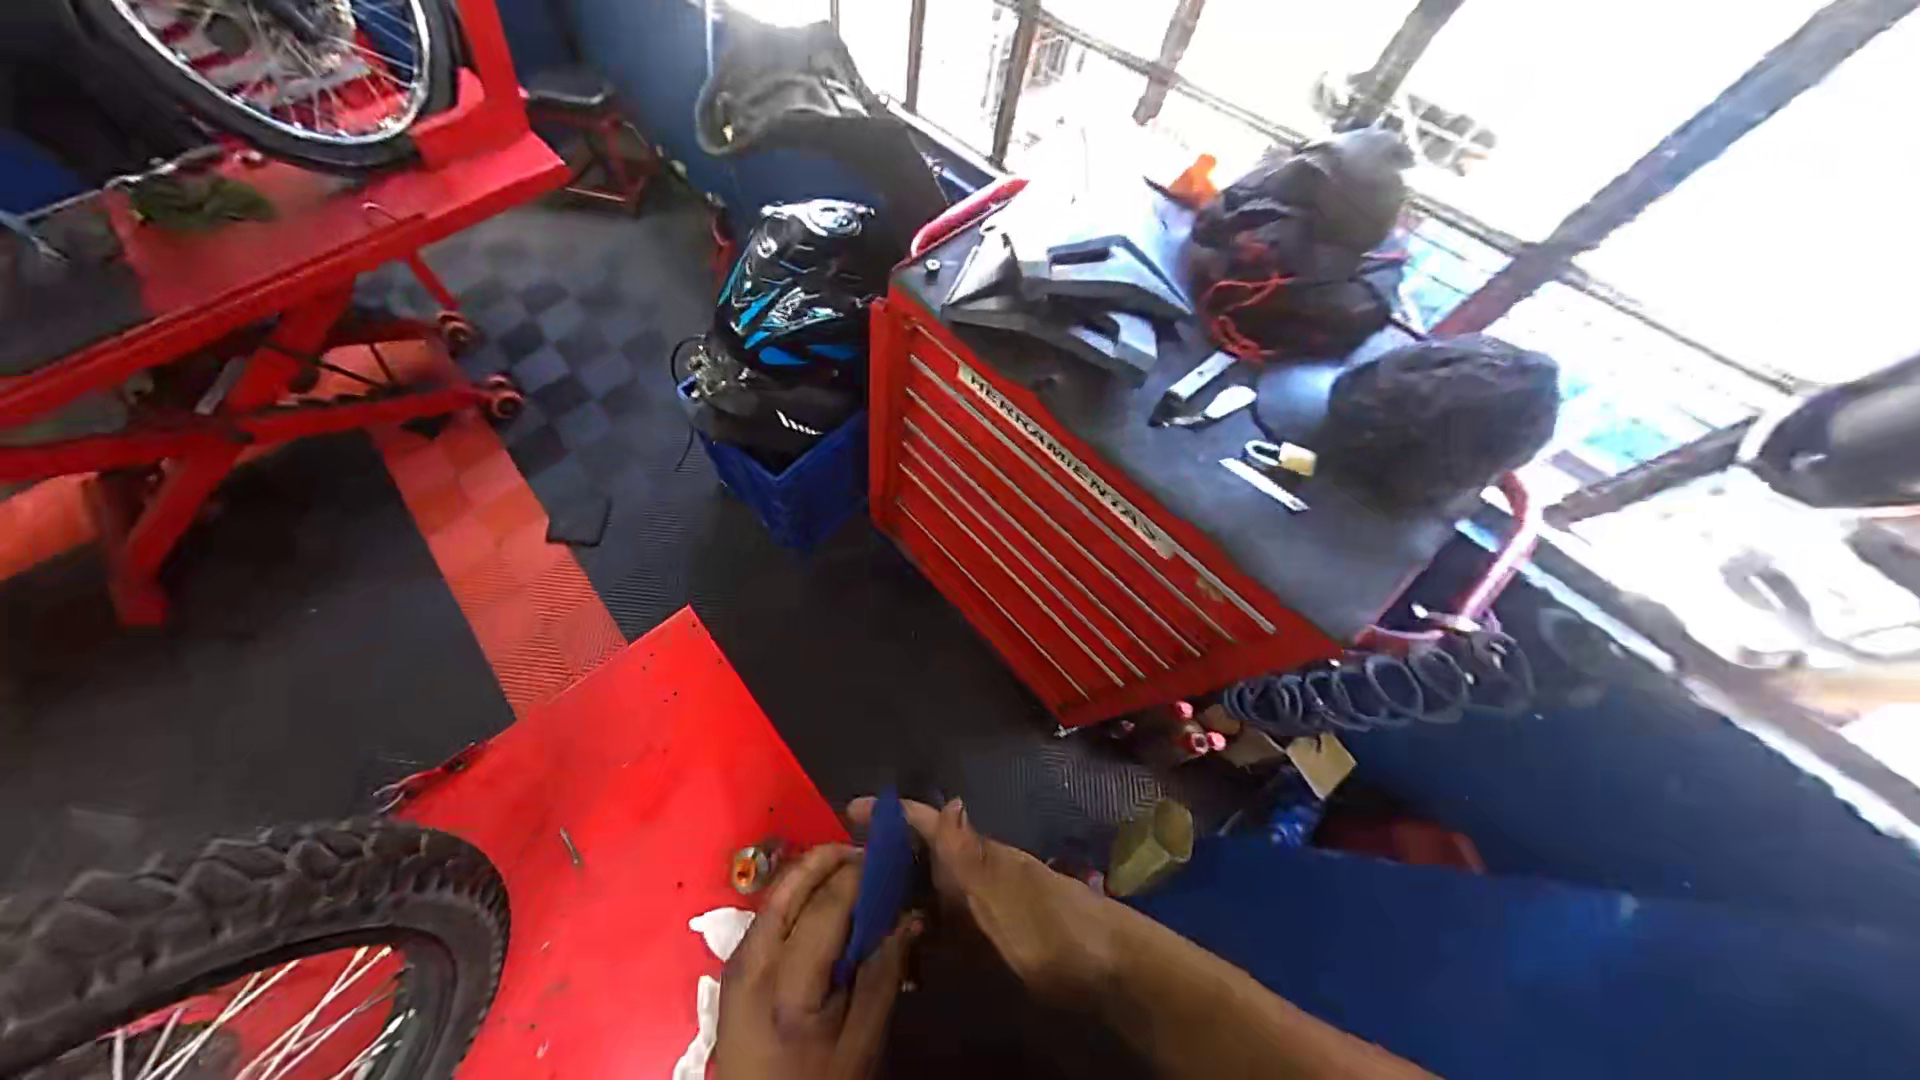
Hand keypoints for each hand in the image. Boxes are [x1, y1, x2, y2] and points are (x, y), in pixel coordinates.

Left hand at [711, 844, 919, 1079]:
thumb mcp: (860, 1046)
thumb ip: (883, 976)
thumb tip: (910, 916)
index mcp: (787, 985)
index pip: (828, 903)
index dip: (861, 873)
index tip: (892, 860)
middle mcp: (753, 961)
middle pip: (792, 885)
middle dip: (833, 858)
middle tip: (871, 855)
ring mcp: (737, 962)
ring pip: (776, 892)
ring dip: (813, 871)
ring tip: (852, 870)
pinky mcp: (733, 967)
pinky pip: (768, 911)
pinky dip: (797, 893)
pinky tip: (822, 900)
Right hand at [846, 796, 1111, 1001]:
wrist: (1106, 964)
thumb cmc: (1050, 926)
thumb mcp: (1004, 892)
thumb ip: (970, 854)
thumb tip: (949, 800)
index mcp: (978, 855)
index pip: (927, 822)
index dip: (892, 814)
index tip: (851, 808)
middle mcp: (979, 870)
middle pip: (925, 854)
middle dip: (887, 855)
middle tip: (843, 870)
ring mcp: (988, 900)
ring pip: (934, 889)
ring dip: (902, 893)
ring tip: (861, 909)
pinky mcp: (994, 930)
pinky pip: (947, 922)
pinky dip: (924, 928)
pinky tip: (907, 947)